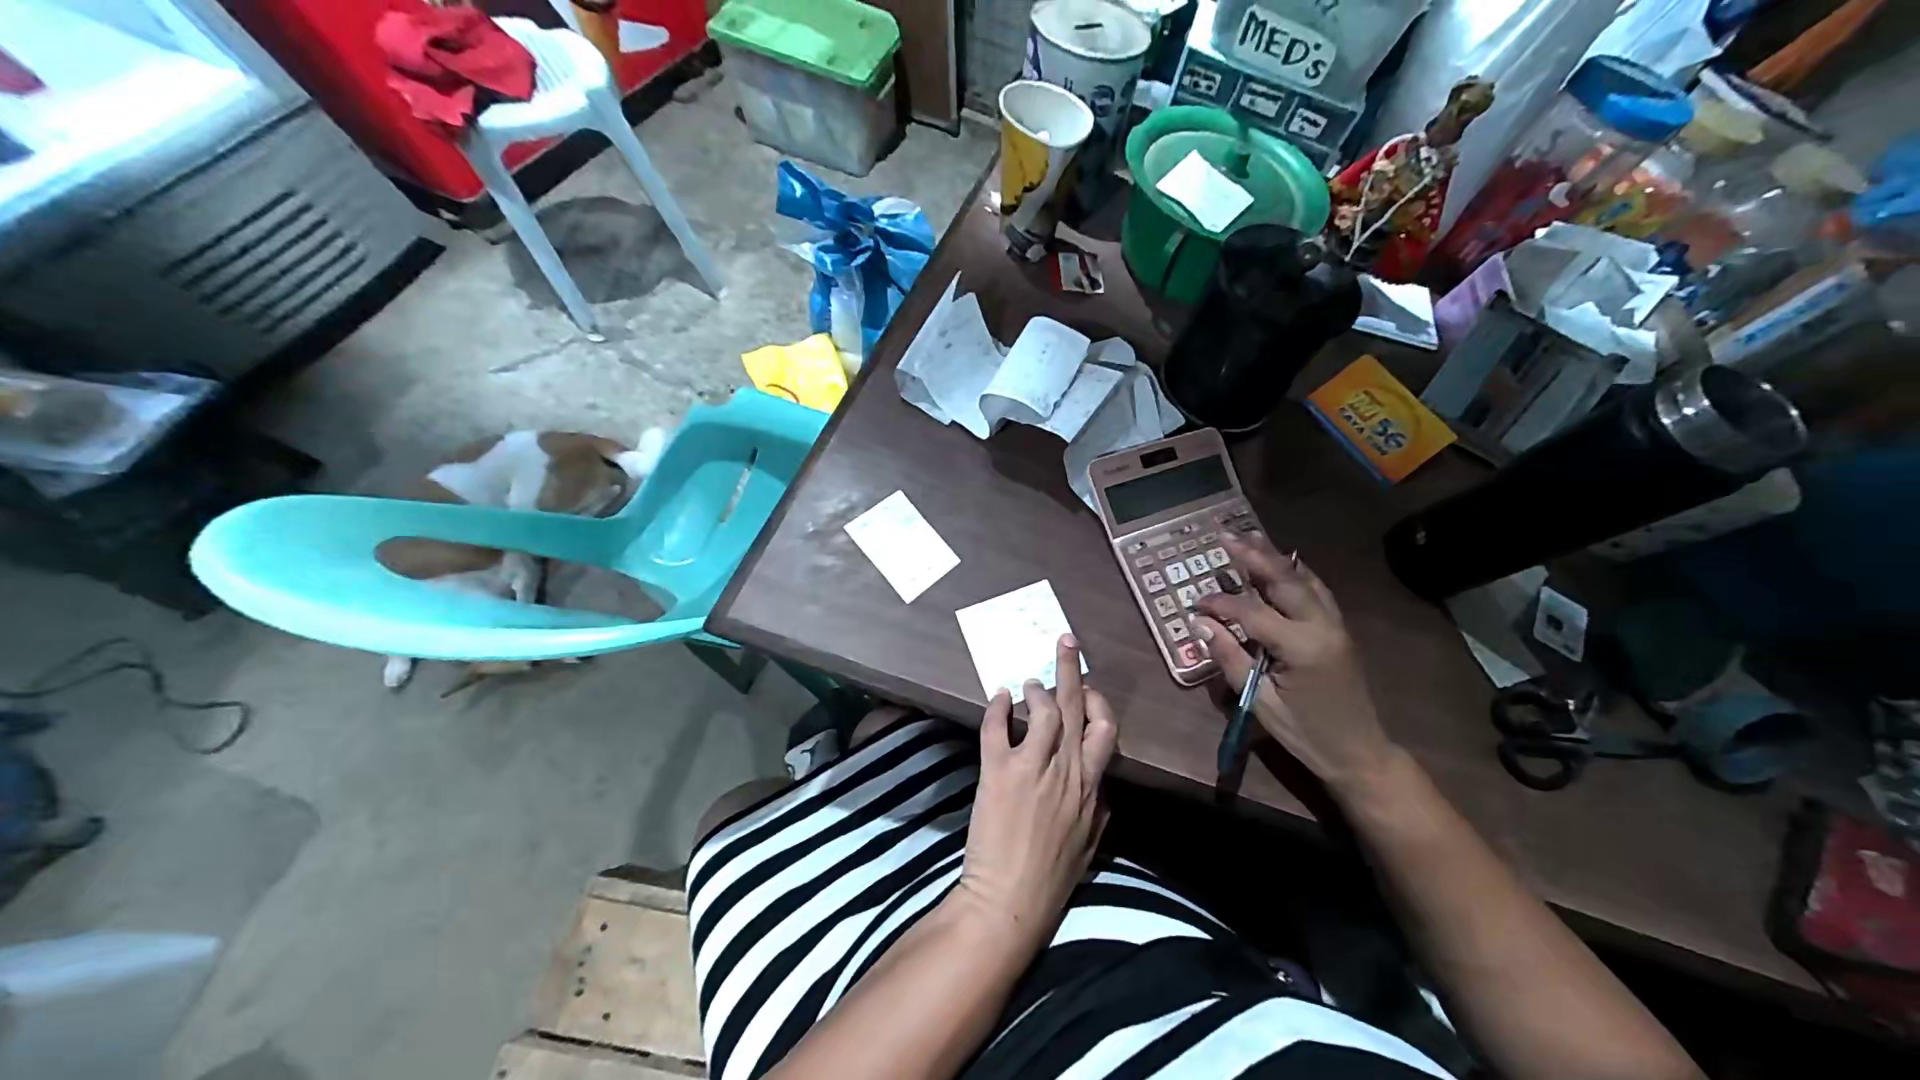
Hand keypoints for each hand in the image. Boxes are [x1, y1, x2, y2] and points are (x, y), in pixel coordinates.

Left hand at [953, 635, 1116, 949]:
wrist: (1011, 901)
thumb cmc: (1052, 876)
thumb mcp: (1090, 843)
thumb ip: (1098, 809)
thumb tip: (1101, 787)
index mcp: (1091, 786)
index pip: (1104, 729)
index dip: (1096, 702)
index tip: (1087, 691)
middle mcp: (1066, 770)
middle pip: (1074, 706)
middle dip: (1071, 668)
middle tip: (1065, 640)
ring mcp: (1033, 768)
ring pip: (1041, 711)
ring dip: (1036, 688)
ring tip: (1029, 681)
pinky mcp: (999, 772)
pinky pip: (998, 728)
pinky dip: (997, 708)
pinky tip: (998, 697)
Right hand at [1192, 533, 1398, 794]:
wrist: (1360, 752)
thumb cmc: (1306, 733)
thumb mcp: (1260, 702)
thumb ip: (1230, 658)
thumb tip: (1202, 624)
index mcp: (1302, 647)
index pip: (1252, 612)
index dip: (1221, 604)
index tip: (1196, 603)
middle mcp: (1322, 627)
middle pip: (1284, 580)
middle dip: (1253, 556)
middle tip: (1225, 536)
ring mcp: (1336, 625)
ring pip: (1304, 579)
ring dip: (1276, 557)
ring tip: (1251, 537)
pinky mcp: (1339, 630)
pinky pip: (1317, 591)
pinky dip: (1297, 573)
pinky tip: (1283, 564)